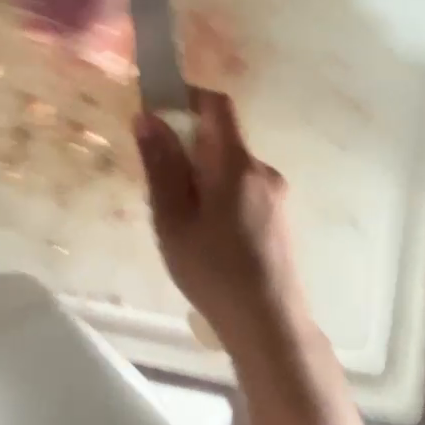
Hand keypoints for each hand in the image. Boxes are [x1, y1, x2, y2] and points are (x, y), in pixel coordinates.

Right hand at [135, 89, 308, 358]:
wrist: (269, 327)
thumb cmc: (212, 270)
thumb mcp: (172, 217)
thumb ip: (160, 164)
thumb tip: (147, 116)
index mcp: (236, 164)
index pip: (216, 105)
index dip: (185, 96)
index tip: (156, 110)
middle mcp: (262, 170)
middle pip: (218, 137)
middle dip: (184, 145)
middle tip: (156, 181)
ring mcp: (274, 194)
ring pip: (226, 164)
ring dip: (198, 173)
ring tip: (176, 215)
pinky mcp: (277, 216)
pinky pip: (238, 185)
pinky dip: (214, 191)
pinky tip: (201, 231)